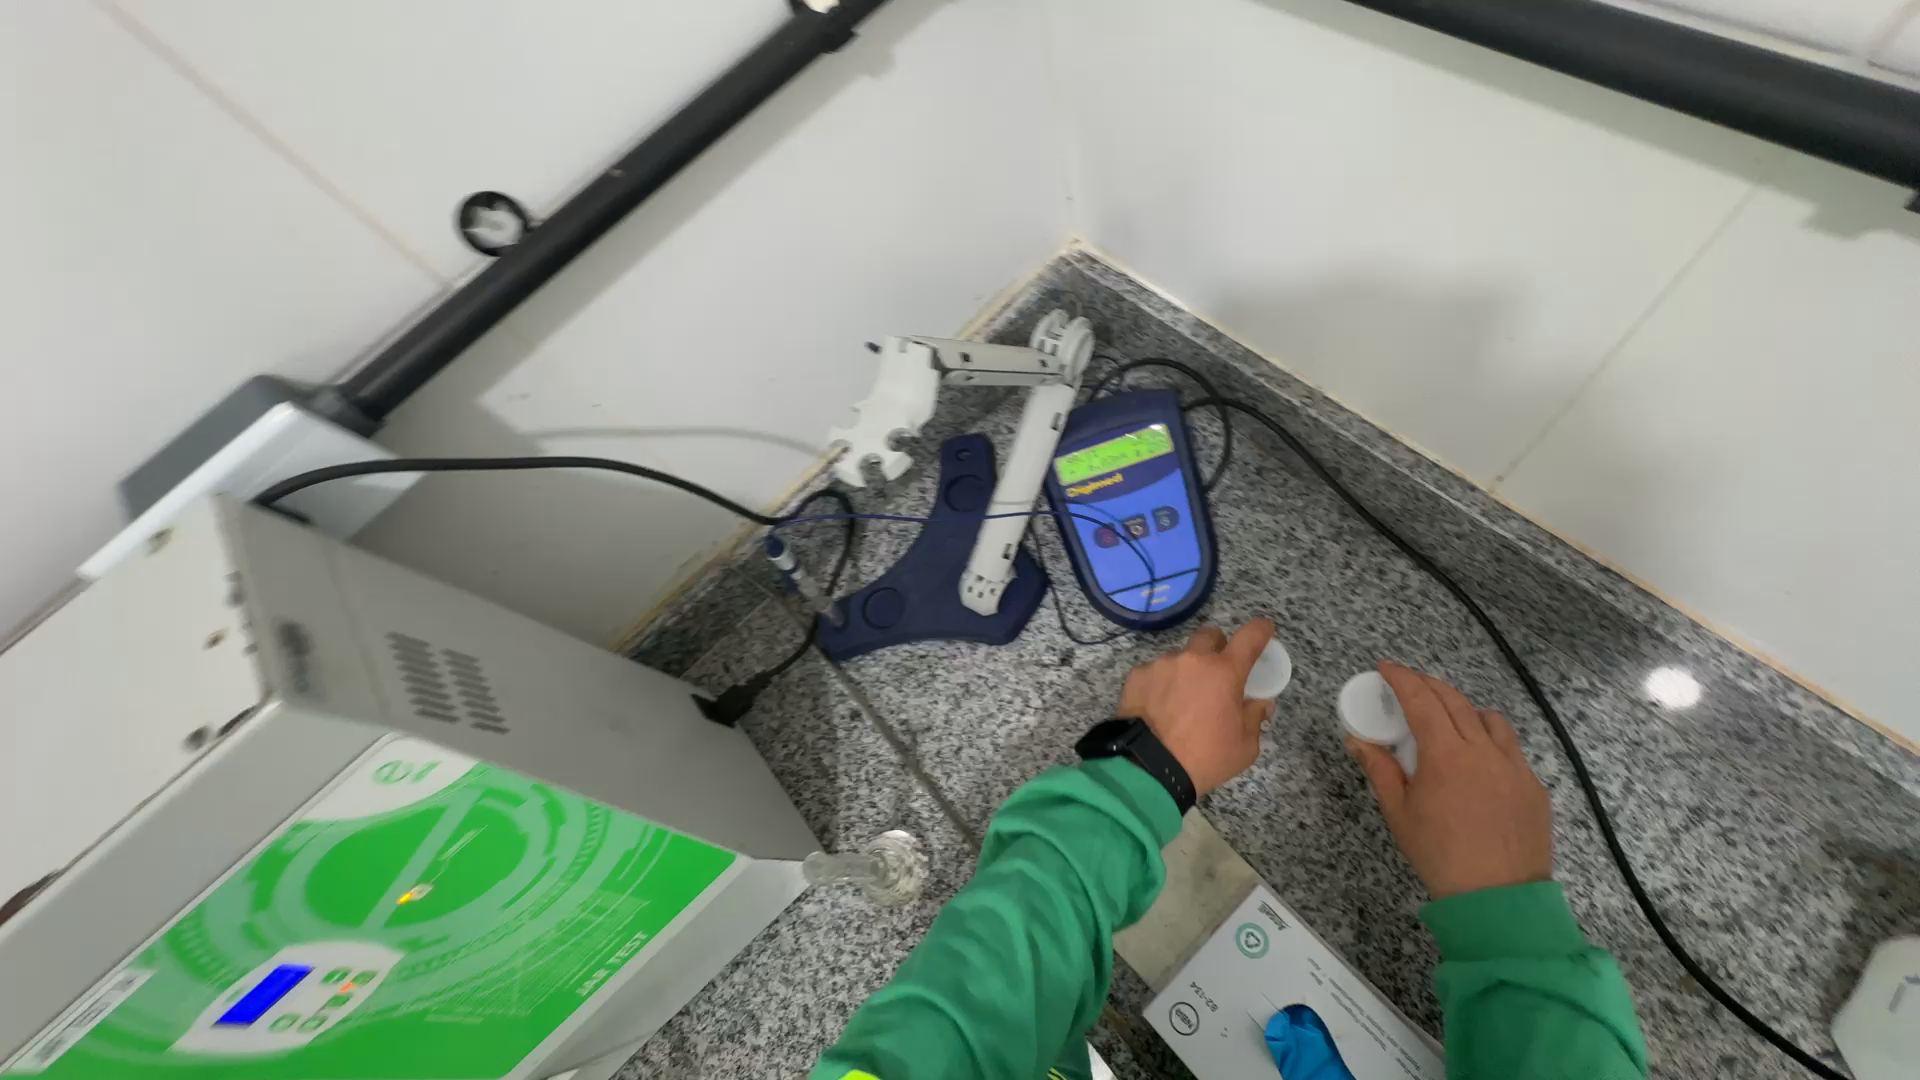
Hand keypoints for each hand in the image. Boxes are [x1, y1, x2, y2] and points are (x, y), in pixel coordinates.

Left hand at [1116, 619, 1275, 795]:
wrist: (1149, 767)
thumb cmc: (1204, 757)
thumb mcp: (1244, 745)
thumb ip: (1254, 717)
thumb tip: (1260, 703)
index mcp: (1224, 672)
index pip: (1250, 637)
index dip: (1260, 630)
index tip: (1263, 629)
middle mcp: (1192, 659)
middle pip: (1209, 635)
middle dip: (1216, 647)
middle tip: (1216, 672)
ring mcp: (1161, 664)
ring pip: (1179, 657)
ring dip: (1185, 671)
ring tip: (1180, 701)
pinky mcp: (1137, 675)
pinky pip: (1155, 672)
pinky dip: (1161, 684)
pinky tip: (1158, 707)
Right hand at [1348, 661, 1553, 899]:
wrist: (1499, 900)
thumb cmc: (1439, 853)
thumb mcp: (1398, 811)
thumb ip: (1379, 768)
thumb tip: (1357, 740)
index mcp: (1446, 755)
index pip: (1421, 701)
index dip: (1402, 678)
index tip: (1385, 666)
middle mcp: (1483, 751)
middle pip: (1454, 700)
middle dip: (1428, 684)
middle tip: (1408, 682)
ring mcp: (1515, 767)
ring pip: (1489, 718)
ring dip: (1463, 708)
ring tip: (1446, 717)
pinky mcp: (1534, 786)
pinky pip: (1511, 747)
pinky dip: (1488, 738)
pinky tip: (1477, 757)